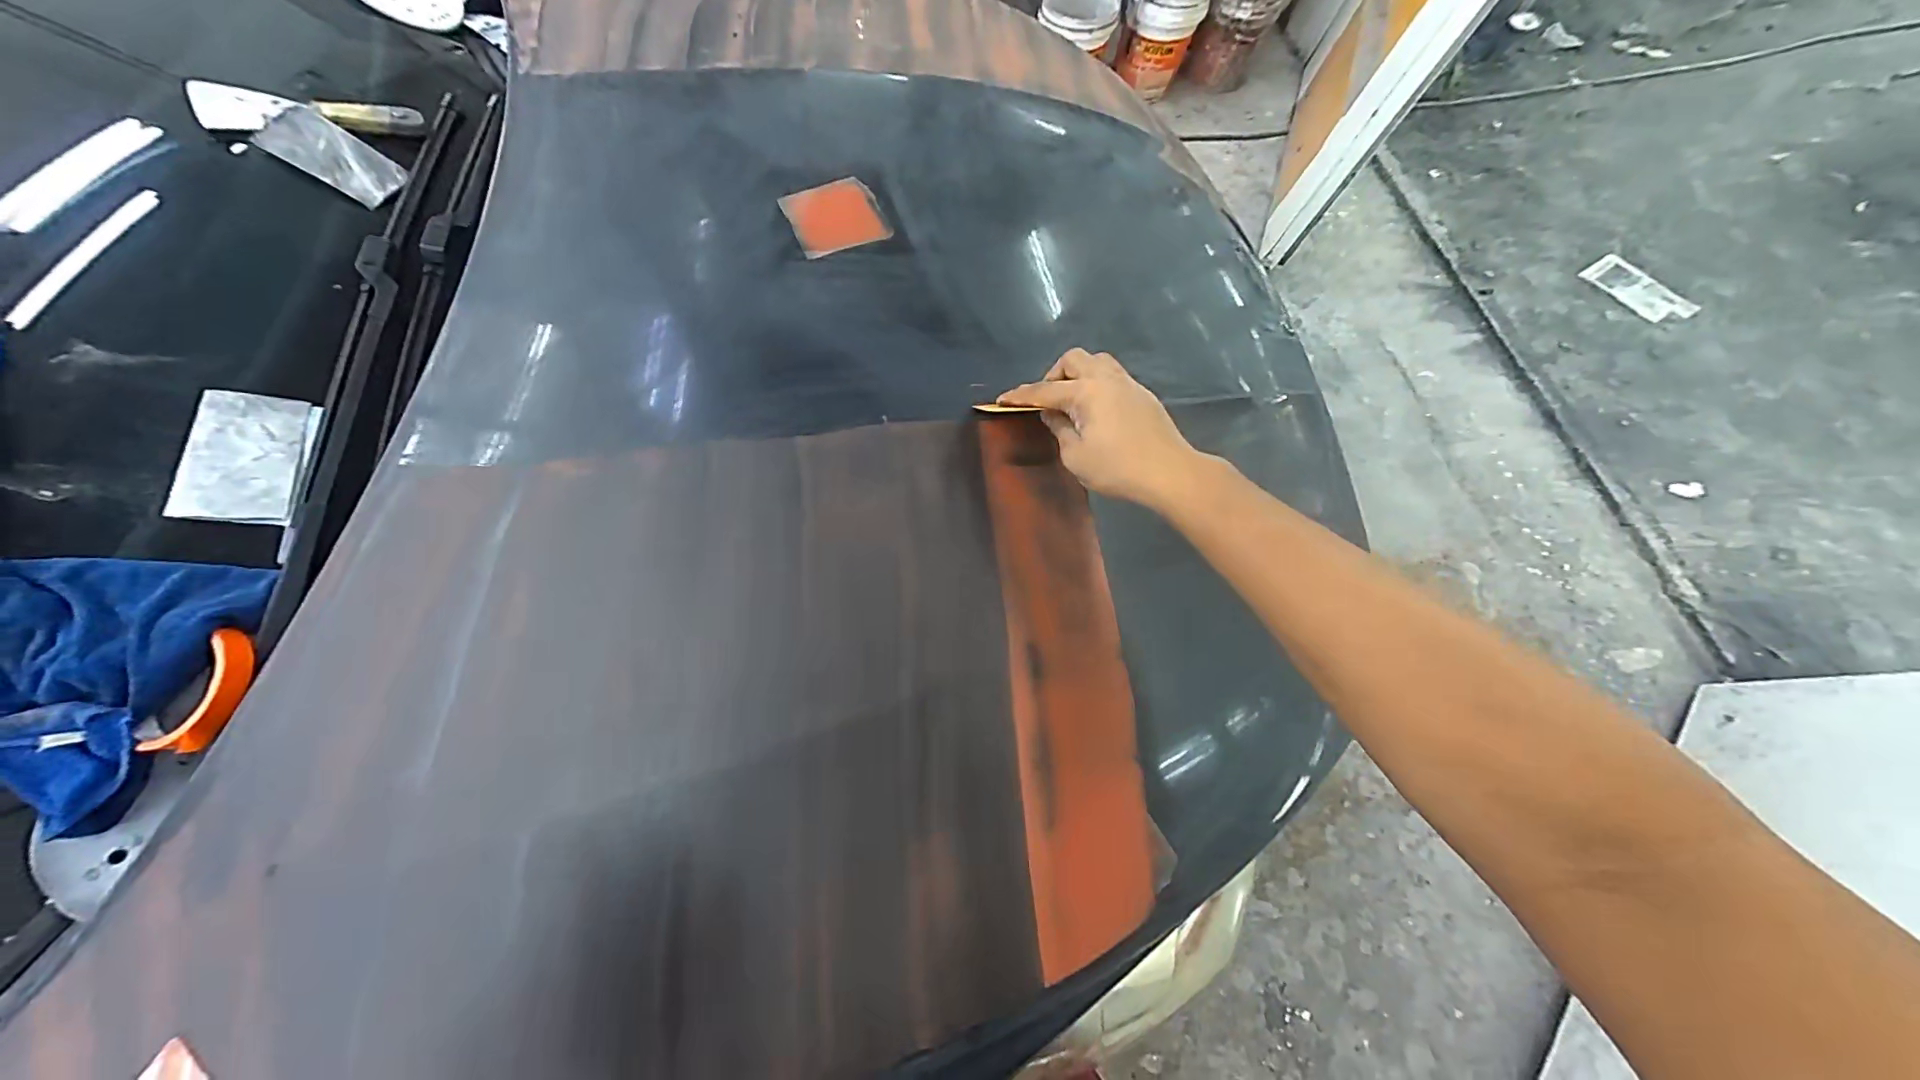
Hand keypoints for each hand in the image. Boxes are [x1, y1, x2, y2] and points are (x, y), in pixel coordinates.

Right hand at [995, 348, 1211, 509]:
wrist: (1170, 472)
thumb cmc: (1118, 468)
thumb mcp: (1076, 456)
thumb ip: (1060, 430)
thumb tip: (1053, 414)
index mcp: (1087, 392)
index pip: (1045, 390)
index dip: (1021, 395)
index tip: (1003, 399)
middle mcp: (1107, 379)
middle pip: (1073, 359)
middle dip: (1054, 374)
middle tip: (1048, 400)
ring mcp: (1128, 384)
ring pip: (1097, 362)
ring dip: (1078, 374)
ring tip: (1072, 401)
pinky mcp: (1143, 395)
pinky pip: (1112, 376)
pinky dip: (1096, 384)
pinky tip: (1096, 410)